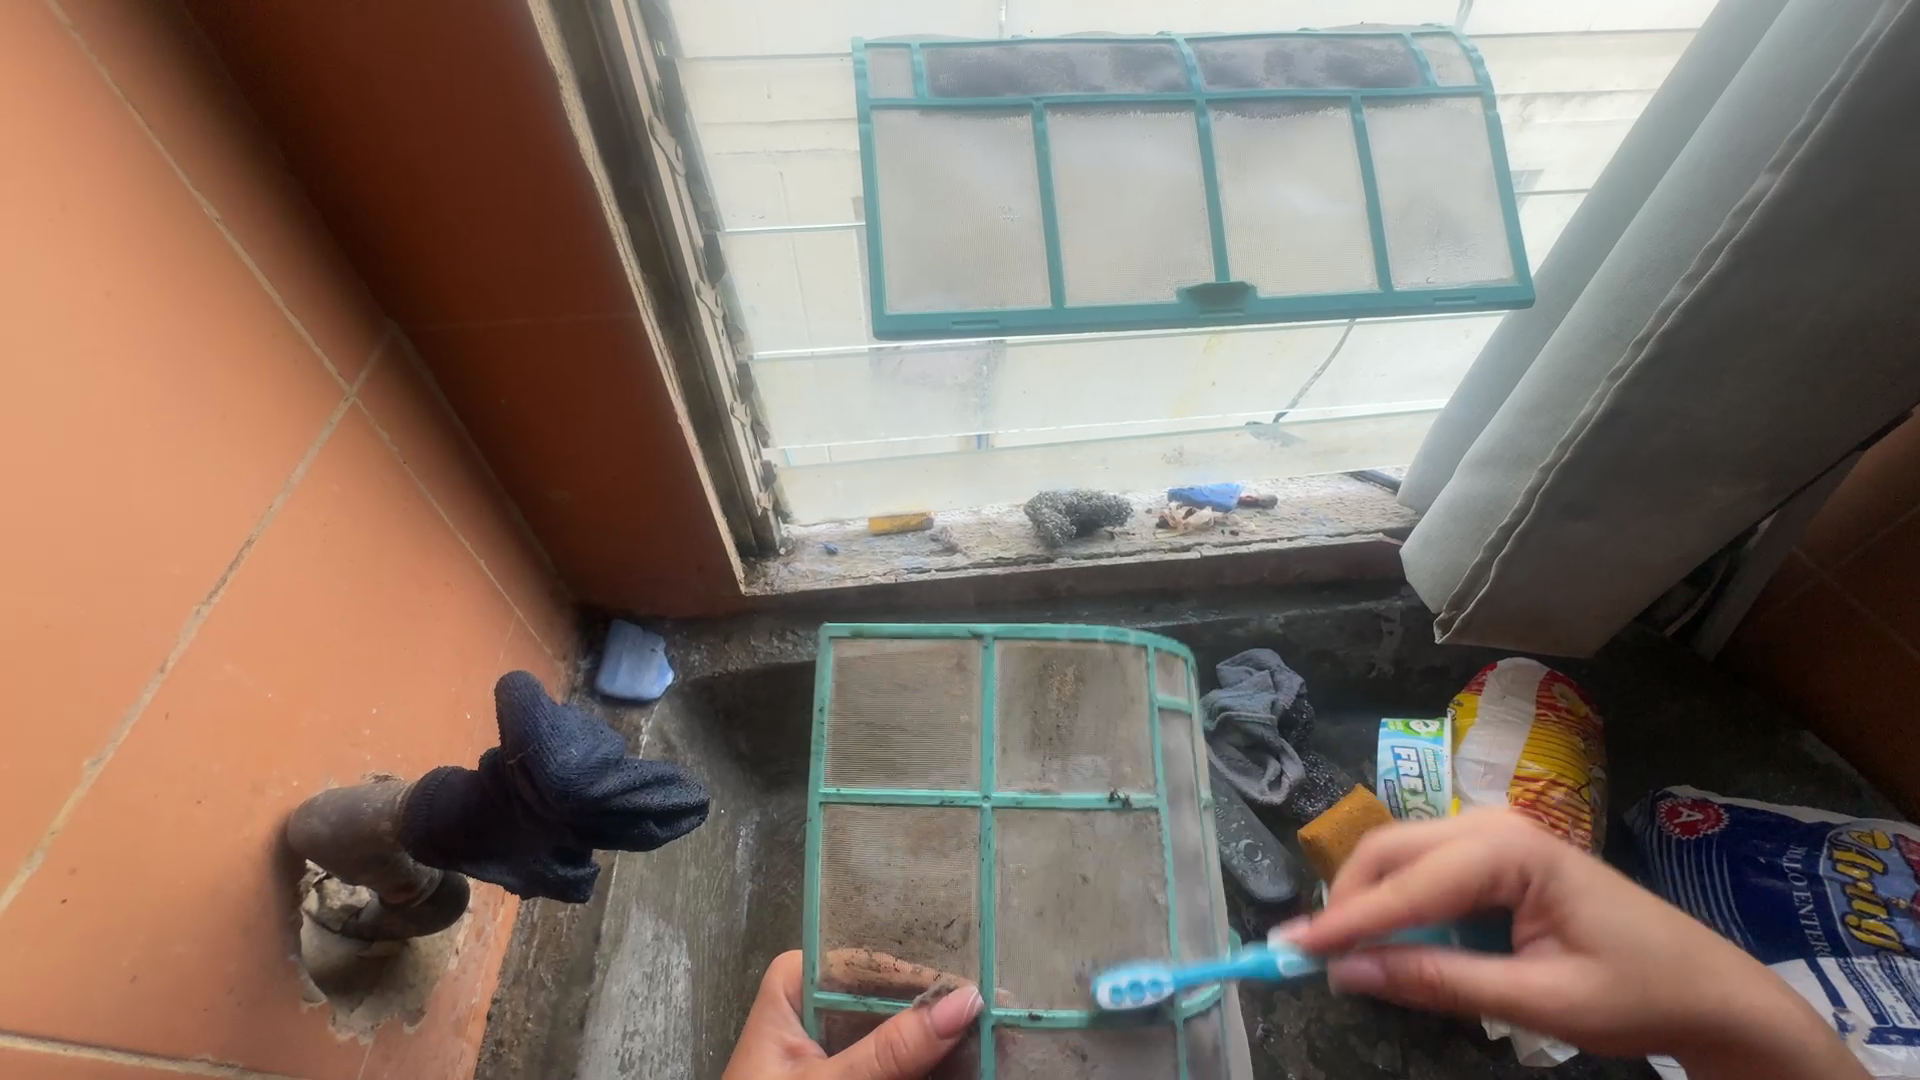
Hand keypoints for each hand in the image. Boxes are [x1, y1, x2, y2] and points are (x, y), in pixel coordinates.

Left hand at [722, 951, 982, 1079]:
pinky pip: (892, 1057)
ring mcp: (834, 1038)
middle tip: (998, 1006)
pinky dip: (924, 1064)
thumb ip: (892, 1052)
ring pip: (896, 1026)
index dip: (925, 970)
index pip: (871, 960)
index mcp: (797, 982)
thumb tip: (967, 1001)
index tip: (978, 981)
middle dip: (938, 1004)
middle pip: (889, 992)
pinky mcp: (846, 1070)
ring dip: (939, 1035)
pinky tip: (967, 1059)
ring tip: (996, 1029)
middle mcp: (817, 1001)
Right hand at [1286, 809, 1867, 1079]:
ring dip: (1367, 900)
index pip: (1408, 885)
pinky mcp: (1484, 849)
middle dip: (1348, 901)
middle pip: (1388, 851)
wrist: (1716, 991)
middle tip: (1314, 950)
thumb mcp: (1541, 1002)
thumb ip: (1439, 981)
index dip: (1347, 919)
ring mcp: (1485, 830)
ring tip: (1346, 948)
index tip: (1293, 946)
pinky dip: (1395, 902)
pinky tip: (1392, 936)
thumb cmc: (1641, 996)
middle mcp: (1486, 823)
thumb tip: (1347, 974)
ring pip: (1396, 854)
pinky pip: (1419, 867)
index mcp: (1509, 850)